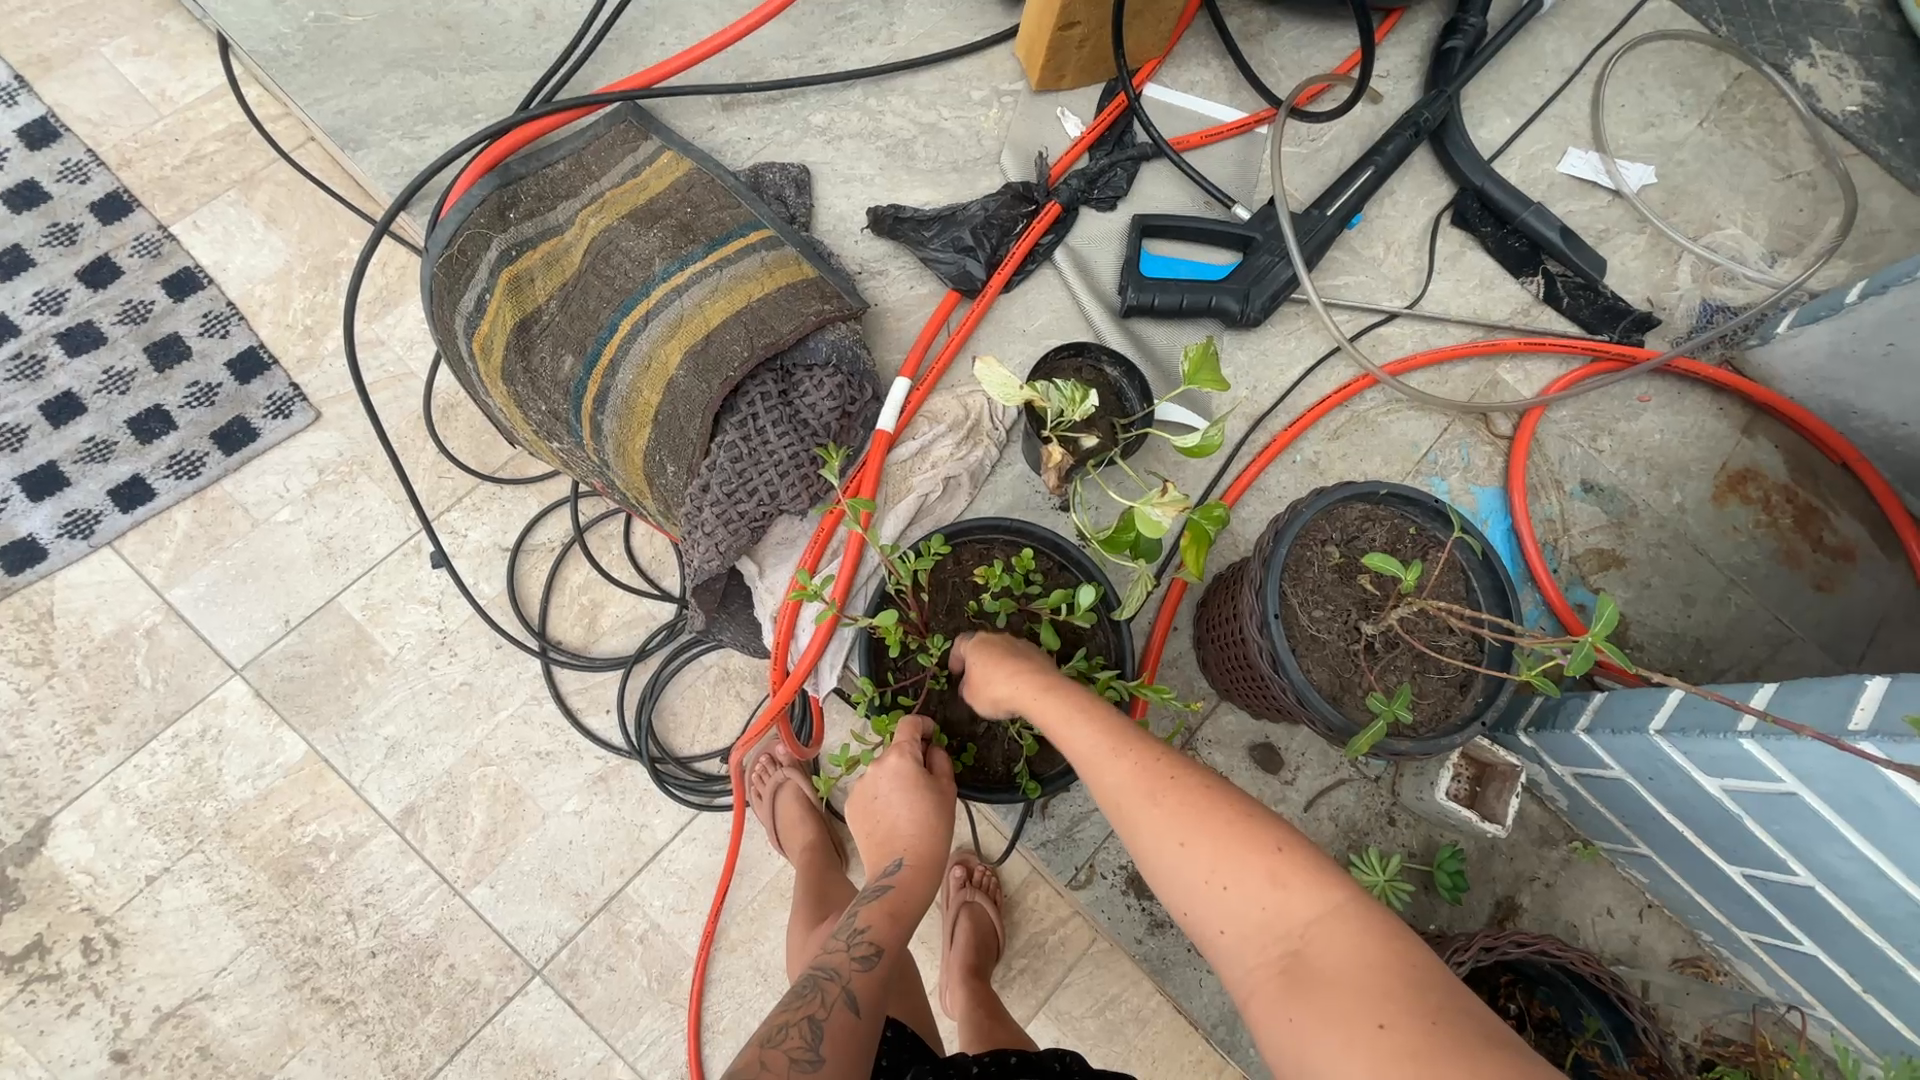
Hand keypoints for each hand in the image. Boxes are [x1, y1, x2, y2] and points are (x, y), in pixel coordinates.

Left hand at [845, 713, 955, 898]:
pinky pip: (869, 791)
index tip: (932, 736)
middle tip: (926, 785)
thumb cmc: (932, 829)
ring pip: (882, 773)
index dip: (924, 725)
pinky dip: (880, 797)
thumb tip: (931, 749)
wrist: (902, 870)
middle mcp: (874, 765)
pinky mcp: (850, 805)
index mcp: (900, 756)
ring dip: (894, 780)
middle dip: (911, 761)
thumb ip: (940, 760)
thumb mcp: (947, 789)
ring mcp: (858, 785)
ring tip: (907, 808)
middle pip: (896, 752)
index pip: (909, 724)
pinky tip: (891, 819)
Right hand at [947, 632, 1063, 719]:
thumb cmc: (995, 690)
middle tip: (977, 681)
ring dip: (1000, 666)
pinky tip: (1019, 688)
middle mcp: (998, 637)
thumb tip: (968, 684)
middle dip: (979, 663)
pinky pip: (1022, 661)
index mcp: (976, 643)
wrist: (1038, 688)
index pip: (960, 644)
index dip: (956, 658)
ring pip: (1005, 653)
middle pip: (984, 647)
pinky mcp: (1038, 653)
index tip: (956, 672)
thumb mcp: (971, 696)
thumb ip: (966, 687)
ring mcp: (1020, 643)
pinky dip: (1018, 671)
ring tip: (1001, 687)